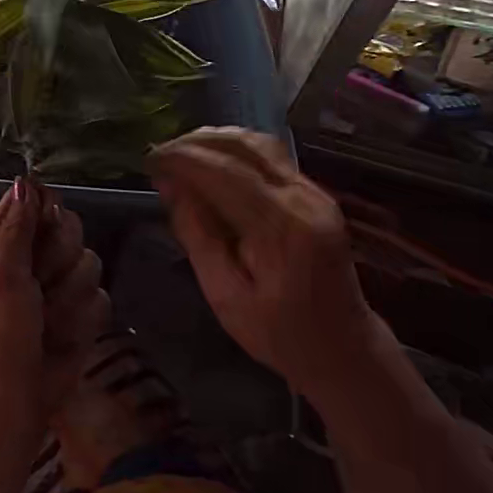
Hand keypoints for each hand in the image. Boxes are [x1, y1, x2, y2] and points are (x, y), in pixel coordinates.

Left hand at [0, 178, 110, 424]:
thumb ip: (16, 225)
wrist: (13, 397)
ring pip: (90, 264)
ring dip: (69, 296)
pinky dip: (82, 320)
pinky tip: (63, 337)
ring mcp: (58, 289)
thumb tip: (25, 181)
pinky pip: (100, 299)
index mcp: (1, 245)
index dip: (43, 211)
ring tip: (46, 320)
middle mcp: (31, 261)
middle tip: (40, 282)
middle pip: (70, 229)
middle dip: (60, 257)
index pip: (31, 204)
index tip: (46, 225)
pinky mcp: (80, 317)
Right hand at [148, 127, 386, 397]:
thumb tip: (169, 185)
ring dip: (212, 142)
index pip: (224, 171)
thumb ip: (197, 234)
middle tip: (157, 156)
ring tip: (176, 156)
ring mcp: (314, 193)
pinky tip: (206, 164)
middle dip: (193, 144)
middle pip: (243, 147)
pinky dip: (230, 152)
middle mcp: (305, 199)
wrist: (345, 349)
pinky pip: (267, 157)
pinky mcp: (314, 194)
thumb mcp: (224, 294)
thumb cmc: (280, 333)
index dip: (181, 158)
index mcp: (284, 228)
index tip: (147, 160)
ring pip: (257, 144)